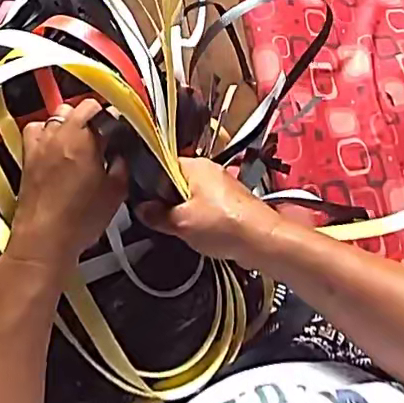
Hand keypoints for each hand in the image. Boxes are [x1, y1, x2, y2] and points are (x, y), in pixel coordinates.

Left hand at [8, 99, 127, 267]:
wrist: (44, 242)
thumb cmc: (77, 221)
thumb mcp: (116, 192)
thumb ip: (123, 165)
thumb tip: (123, 154)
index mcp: (86, 137)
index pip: (107, 112)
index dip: (118, 120)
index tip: (121, 130)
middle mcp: (62, 133)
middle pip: (83, 106)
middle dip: (96, 116)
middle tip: (104, 134)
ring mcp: (42, 142)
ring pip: (60, 113)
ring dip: (72, 120)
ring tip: (81, 138)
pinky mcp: (28, 154)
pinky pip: (36, 128)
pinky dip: (46, 131)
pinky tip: (55, 145)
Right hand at [136, 158, 294, 271]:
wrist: (261, 240)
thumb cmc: (224, 224)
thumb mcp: (181, 223)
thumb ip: (158, 215)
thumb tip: (143, 210)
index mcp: (196, 165)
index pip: (165, 163)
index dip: (152, 181)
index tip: (143, 198)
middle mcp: (210, 169)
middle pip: (179, 180)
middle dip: (169, 199)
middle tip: (161, 217)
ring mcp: (223, 185)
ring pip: (194, 194)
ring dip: (186, 210)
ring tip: (181, 228)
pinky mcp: (231, 201)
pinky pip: (208, 205)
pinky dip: (202, 217)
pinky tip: (199, 232)